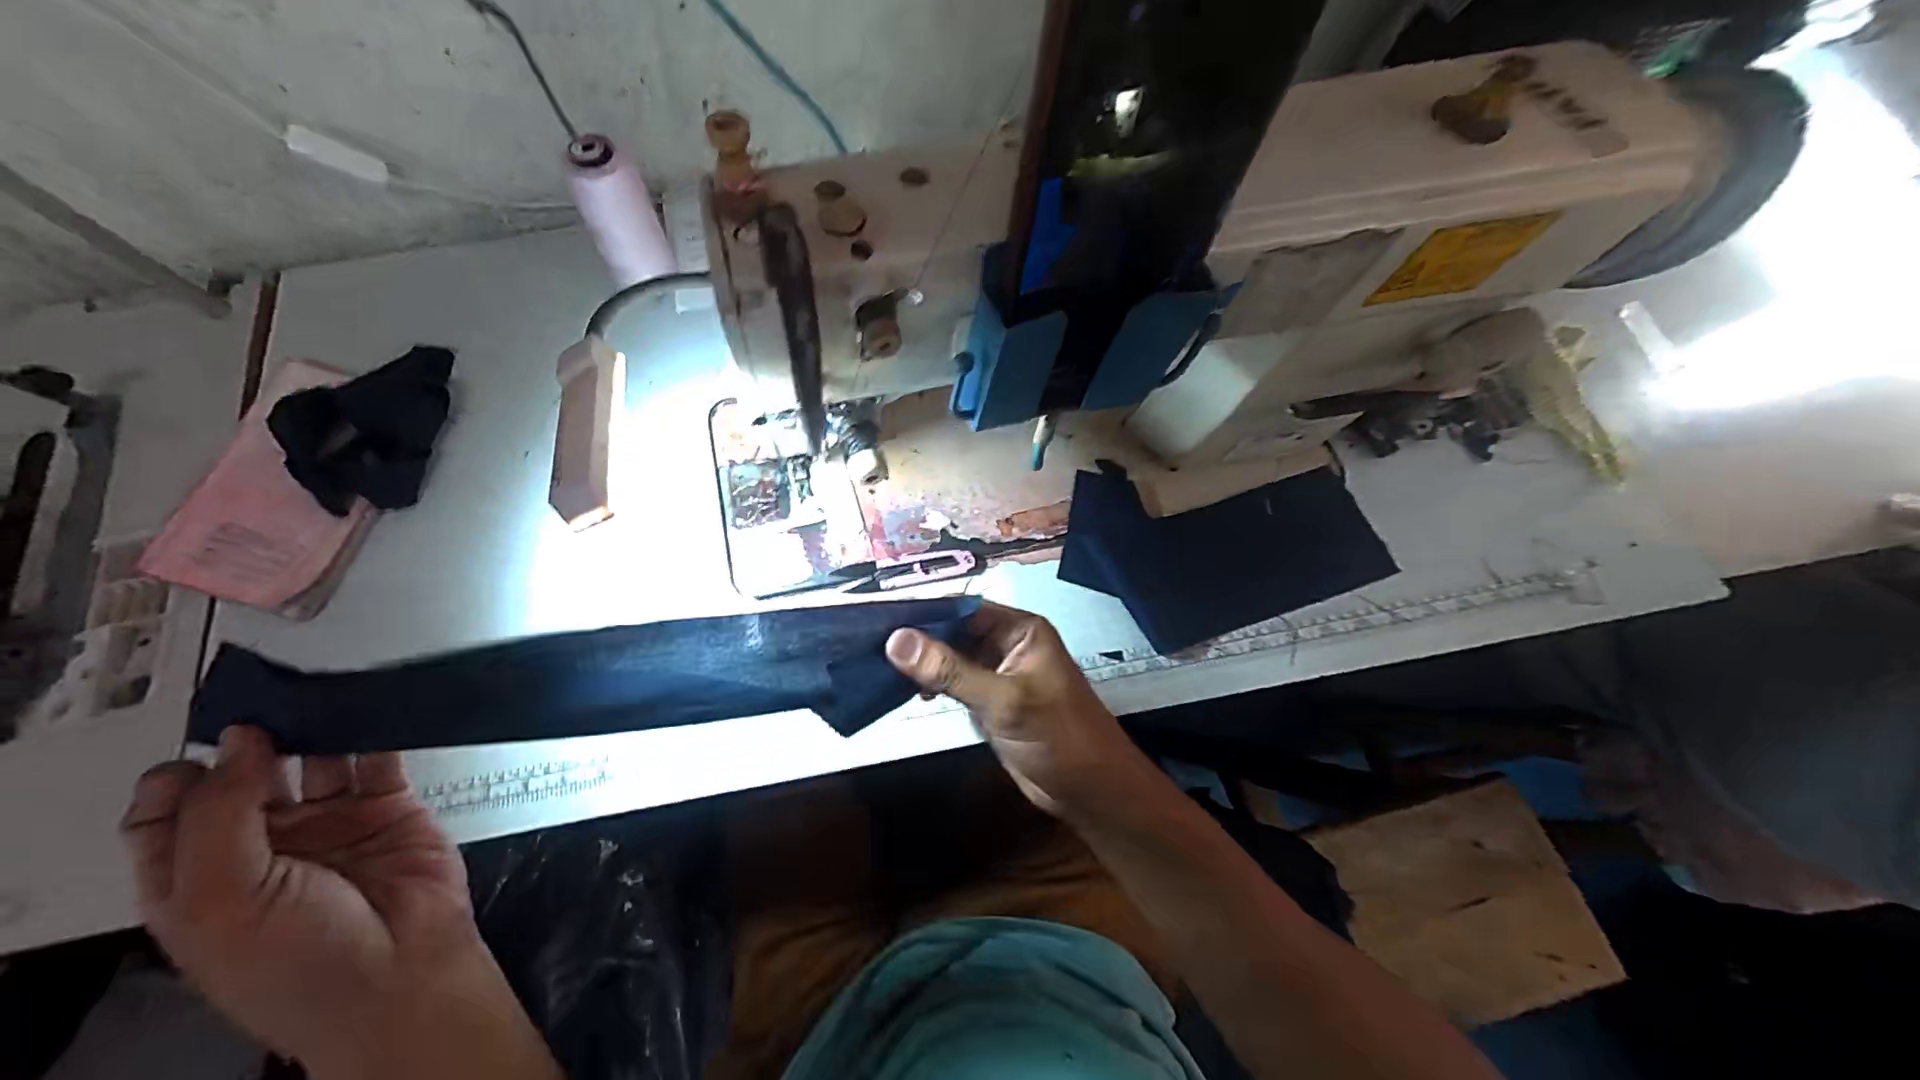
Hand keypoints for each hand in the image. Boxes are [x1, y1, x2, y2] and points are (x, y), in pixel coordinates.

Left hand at [120, 726, 558, 1079]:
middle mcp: (262, 844)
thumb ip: (219, 815)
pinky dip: (377, 733)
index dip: (178, 775)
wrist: (399, 973)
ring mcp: (330, 823)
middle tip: (268, 707)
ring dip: (315, 730)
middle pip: (243, 776)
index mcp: (198, 875)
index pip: (167, 811)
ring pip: (313, 759)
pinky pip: (379, 759)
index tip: (206, 743)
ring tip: (320, 701)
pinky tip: (372, 713)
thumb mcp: (221, 899)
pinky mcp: (390, 807)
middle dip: (251, 741)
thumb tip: (239, 741)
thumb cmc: (295, 961)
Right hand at [887, 603, 1156, 816]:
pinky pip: (955, 684)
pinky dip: (933, 686)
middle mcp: (1008, 644)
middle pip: (955, 631)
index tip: (880, 618)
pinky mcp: (991, 703)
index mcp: (1021, 629)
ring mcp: (998, 674)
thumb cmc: (1058, 736)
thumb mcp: (1003, 700)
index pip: (964, 607)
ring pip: (952, 659)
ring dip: (923, 664)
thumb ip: (950, 670)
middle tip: (869, 644)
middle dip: (919, 639)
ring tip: (878, 666)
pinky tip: (908, 692)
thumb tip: (896, 639)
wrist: (1090, 791)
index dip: (925, 612)